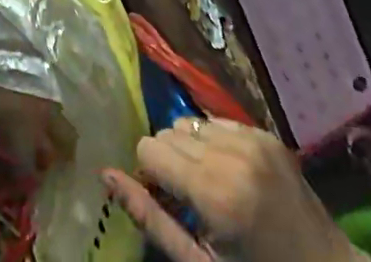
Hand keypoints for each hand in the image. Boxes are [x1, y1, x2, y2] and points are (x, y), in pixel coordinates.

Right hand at [104, 118, 362, 261]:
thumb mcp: (198, 261)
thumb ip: (148, 216)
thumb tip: (104, 173)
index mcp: (214, 191)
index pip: (148, 148)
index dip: (151, 177)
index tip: (170, 202)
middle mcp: (232, 155)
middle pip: (165, 133)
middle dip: (170, 162)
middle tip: (191, 198)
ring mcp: (253, 140)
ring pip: (187, 124)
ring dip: (190, 150)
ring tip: (212, 184)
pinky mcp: (266, 134)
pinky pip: (214, 123)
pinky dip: (214, 144)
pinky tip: (232, 172)